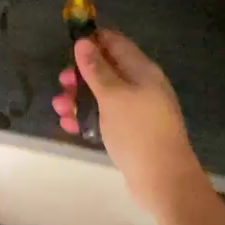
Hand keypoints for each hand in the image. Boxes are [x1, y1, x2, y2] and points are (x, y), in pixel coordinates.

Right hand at [52, 29, 201, 206]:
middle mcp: (140, 86)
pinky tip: (69, 124)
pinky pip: (104, 116)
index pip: (115, 43)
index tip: (69, 46)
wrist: (165, 183)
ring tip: (59, 108)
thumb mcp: (113, 96)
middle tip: (62, 83)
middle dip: (80, 74)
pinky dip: (86, 117)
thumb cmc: (138, 131)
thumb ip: (96, 68)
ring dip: (78, 98)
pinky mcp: (130, 132)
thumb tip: (83, 42)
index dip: (92, 40)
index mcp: (142, 71)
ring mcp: (136, 111)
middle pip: (106, 69)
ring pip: (102, 94)